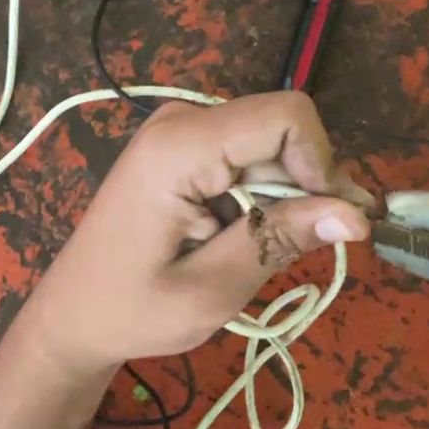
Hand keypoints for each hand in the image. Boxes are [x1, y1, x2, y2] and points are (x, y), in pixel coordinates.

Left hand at [14, 92, 372, 377]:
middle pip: (280, 127)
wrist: (72, 313)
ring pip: (269, 143)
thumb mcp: (210, 289)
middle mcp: (180, 122)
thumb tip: (356, 214)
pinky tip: (245, 234)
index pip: (285, 115)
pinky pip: (246, 155)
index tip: (322, 220)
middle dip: (306, 183)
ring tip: (265, 248)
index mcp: (179, 147)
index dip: (320, 163)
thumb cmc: (130, 310)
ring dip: (285, 194)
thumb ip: (278, 241)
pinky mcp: (182, 147)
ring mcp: (179, 131)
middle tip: (305, 246)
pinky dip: (262, 193)